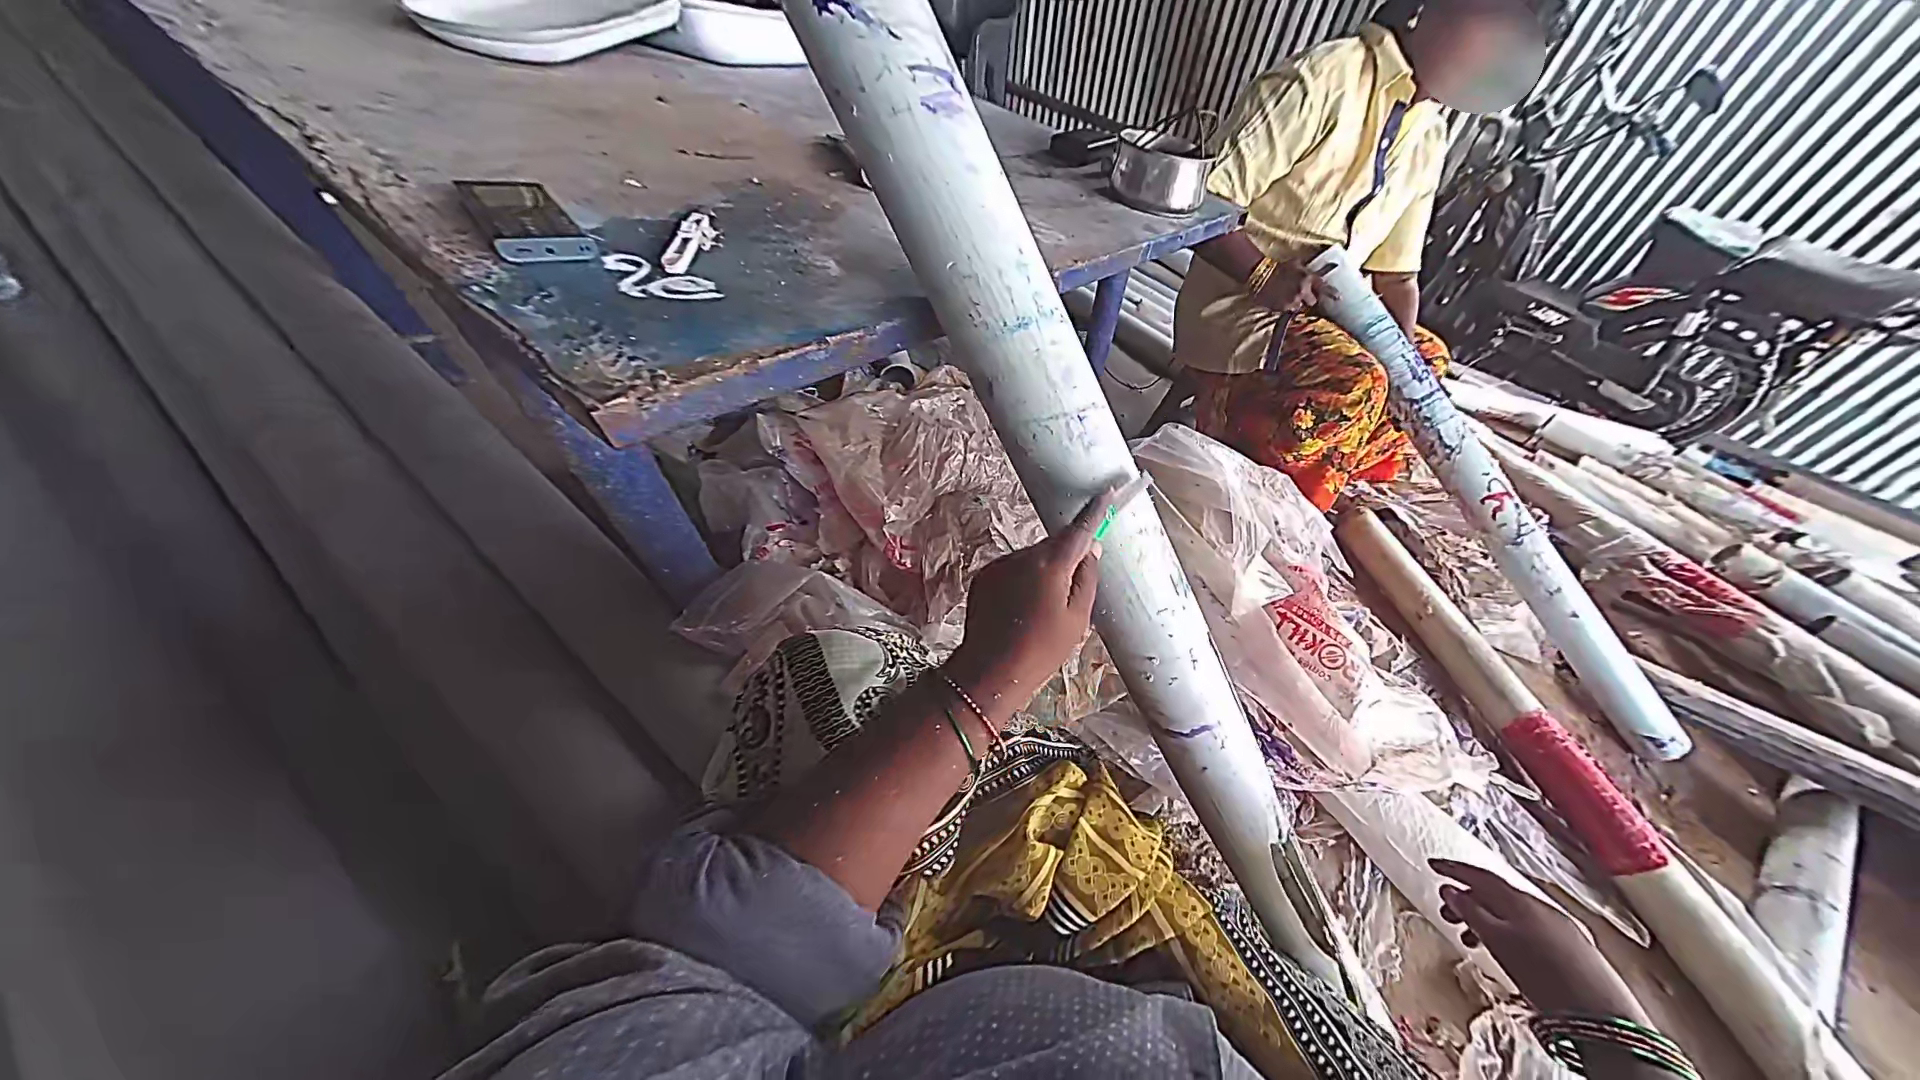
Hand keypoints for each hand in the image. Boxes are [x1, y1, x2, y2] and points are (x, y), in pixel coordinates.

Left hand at [944, 486, 1113, 724]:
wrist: (990, 669)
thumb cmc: (1041, 649)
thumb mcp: (1077, 619)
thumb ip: (1086, 578)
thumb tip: (1091, 550)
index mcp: (1051, 564)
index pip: (1078, 531)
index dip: (1094, 512)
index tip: (1105, 493)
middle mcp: (1023, 556)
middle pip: (1053, 545)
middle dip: (1065, 557)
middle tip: (1071, 588)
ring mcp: (1000, 565)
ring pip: (1031, 558)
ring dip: (1042, 571)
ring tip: (1042, 609)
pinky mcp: (984, 576)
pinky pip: (1012, 569)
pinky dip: (1021, 580)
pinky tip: (1020, 609)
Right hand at [1251, 261, 1336, 311]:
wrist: (1260, 274)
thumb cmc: (1279, 267)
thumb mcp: (1297, 265)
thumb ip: (1309, 272)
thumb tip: (1326, 269)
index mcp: (1308, 278)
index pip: (1324, 288)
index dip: (1332, 294)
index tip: (1339, 299)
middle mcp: (1302, 290)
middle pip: (1312, 302)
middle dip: (1307, 299)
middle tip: (1299, 295)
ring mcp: (1292, 300)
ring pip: (1299, 307)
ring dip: (1295, 304)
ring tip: (1287, 297)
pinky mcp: (1282, 308)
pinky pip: (1287, 310)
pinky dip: (1284, 307)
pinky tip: (1279, 300)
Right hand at [1431, 858, 1646, 1020]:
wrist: (1602, 1014)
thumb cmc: (1540, 972)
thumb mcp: (1495, 939)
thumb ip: (1470, 911)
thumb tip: (1450, 890)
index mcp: (1518, 899)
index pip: (1479, 874)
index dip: (1453, 869)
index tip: (1433, 865)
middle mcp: (1540, 905)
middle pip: (1496, 893)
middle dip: (1467, 897)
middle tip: (1446, 909)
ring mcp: (1560, 925)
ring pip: (1511, 911)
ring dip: (1485, 917)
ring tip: (1469, 935)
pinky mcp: (1573, 946)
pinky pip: (1528, 926)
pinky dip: (1506, 929)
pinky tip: (1502, 948)